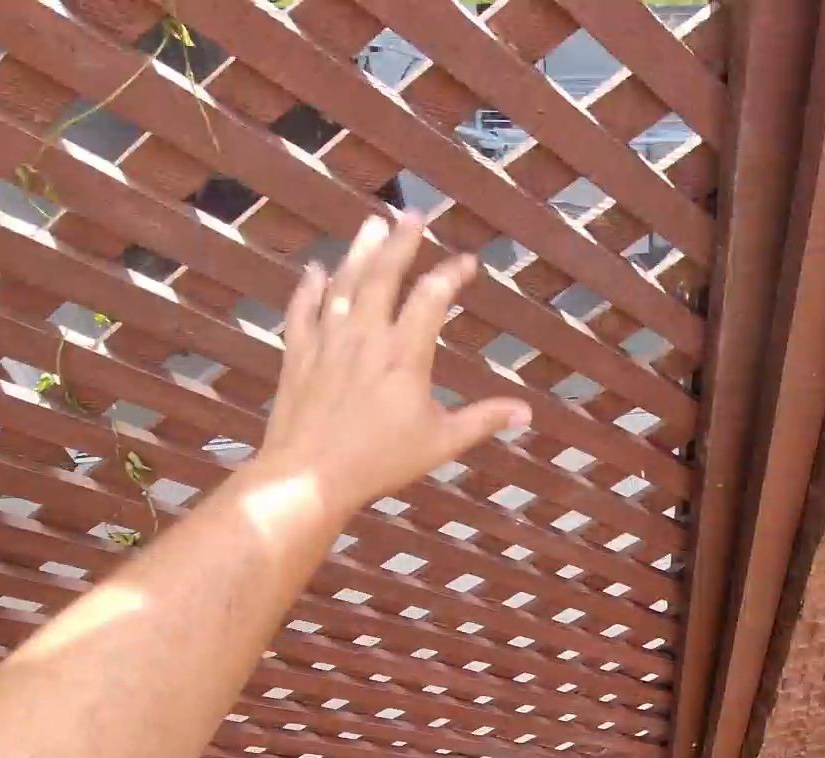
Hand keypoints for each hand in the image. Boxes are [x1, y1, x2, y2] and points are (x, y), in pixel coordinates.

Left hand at [255, 213, 529, 515]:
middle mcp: (366, 336)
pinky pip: (304, 311)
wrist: (309, 476)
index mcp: (405, 354)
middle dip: (401, 243)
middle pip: (383, 276)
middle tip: (412, 214)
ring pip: (343, 284)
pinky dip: (310, 287)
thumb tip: (526, 412)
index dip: (452, 274)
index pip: (432, 298)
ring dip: (359, 251)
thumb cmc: (382, 461)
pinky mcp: (298, 355)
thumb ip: (483, 420)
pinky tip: (316, 270)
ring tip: (372, 223)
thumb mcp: (442, 442)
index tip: (468, 262)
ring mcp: (328, 342)